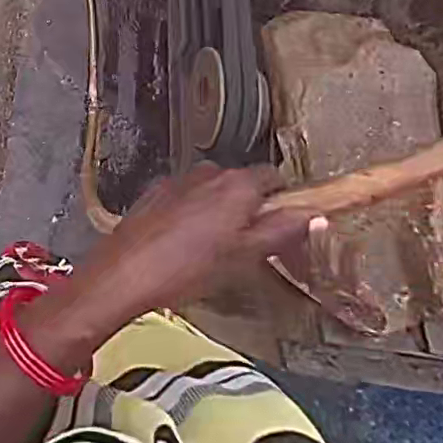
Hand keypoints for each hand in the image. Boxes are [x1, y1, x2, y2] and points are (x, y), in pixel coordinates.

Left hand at [66, 163, 312, 329]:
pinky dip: (194, 211)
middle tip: (249, 245)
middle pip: (243, 183)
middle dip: (250, 208)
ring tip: (214, 250)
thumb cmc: (189, 267)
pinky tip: (185, 243)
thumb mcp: (245, 256)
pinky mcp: (158, 189)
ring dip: (221, 210)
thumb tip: (314, 214)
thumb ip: (282, 231)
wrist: (127, 270)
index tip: (283, 224)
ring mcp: (182, 178)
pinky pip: (188, 195)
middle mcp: (211, 171)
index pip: (274, 176)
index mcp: (238, 184)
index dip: (283, 199)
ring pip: (214, 189)